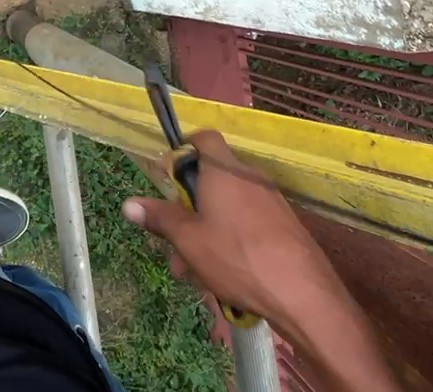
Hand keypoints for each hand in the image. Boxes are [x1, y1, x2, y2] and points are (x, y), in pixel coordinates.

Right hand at [123, 130, 349, 330]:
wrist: (304, 295)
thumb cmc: (238, 256)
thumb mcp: (189, 240)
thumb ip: (160, 218)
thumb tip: (128, 203)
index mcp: (223, 169)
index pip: (203, 137)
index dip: (184, 150)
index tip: (170, 178)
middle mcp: (248, 177)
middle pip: (211, 179)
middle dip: (190, 211)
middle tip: (177, 247)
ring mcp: (270, 201)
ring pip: (228, 208)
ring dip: (208, 233)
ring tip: (198, 275)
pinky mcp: (284, 226)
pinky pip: (249, 224)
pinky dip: (233, 241)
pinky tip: (227, 278)